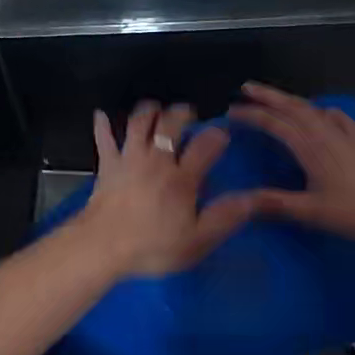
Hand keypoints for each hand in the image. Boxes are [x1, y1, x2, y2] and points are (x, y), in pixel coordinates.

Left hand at [77, 101, 252, 276]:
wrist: (103, 245)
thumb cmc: (153, 246)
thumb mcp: (198, 240)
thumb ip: (225, 216)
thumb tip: (254, 197)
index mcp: (181, 179)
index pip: (204, 147)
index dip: (216, 135)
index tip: (222, 132)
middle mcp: (155, 160)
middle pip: (169, 126)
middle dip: (180, 113)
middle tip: (187, 111)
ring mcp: (128, 159)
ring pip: (138, 124)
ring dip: (147, 111)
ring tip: (155, 107)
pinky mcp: (106, 164)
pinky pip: (104, 138)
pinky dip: (102, 124)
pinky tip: (100, 114)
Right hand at [230, 83, 354, 252]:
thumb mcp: (312, 212)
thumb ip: (275, 203)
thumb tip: (239, 200)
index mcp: (311, 147)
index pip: (274, 123)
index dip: (251, 115)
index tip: (230, 113)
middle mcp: (327, 134)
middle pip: (293, 107)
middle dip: (268, 95)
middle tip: (246, 88)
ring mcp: (348, 137)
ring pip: (313, 109)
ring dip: (291, 100)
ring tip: (275, 99)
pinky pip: (337, 117)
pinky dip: (321, 110)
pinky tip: (323, 113)